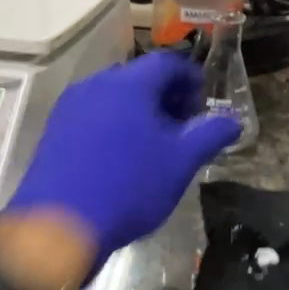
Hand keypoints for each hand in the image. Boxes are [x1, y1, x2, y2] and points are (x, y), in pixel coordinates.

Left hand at [5, 53, 241, 262]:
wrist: (58, 227)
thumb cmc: (129, 186)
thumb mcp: (181, 162)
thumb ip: (211, 134)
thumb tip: (233, 121)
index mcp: (129, 84)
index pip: (168, 63)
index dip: (191, 79)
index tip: (203, 105)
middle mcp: (96, 85)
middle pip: (140, 77)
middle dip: (167, 96)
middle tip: (184, 127)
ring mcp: (70, 108)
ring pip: (115, 97)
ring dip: (141, 112)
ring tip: (156, 146)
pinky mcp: (55, 132)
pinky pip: (94, 116)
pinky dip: (116, 125)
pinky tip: (124, 158)